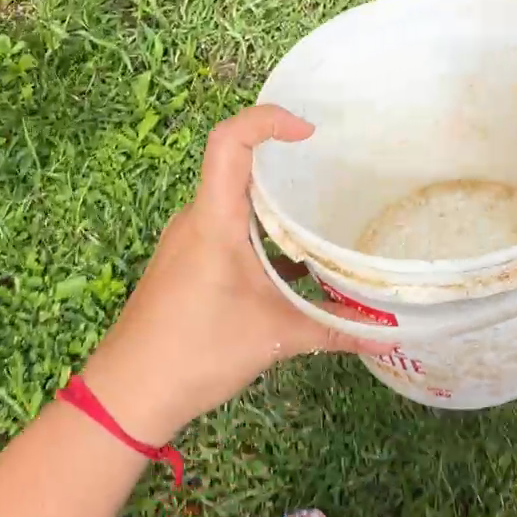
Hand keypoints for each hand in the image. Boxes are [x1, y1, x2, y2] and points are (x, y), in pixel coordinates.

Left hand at [81, 105, 392, 442]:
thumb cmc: (197, 351)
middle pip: (237, 164)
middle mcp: (198, 219)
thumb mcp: (275, 335)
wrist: (127, 396)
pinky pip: (229, 227)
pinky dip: (262, 233)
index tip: (310, 133)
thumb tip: (388, 337)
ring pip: (235, 199)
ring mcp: (189, 240)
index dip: (268, 120)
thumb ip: (334, 329)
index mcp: (214, 220)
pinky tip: (295, 261)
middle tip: (332, 169)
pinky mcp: (188, 262)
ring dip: (275, 202)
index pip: (230, 141)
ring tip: (322, 212)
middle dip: (284, 160)